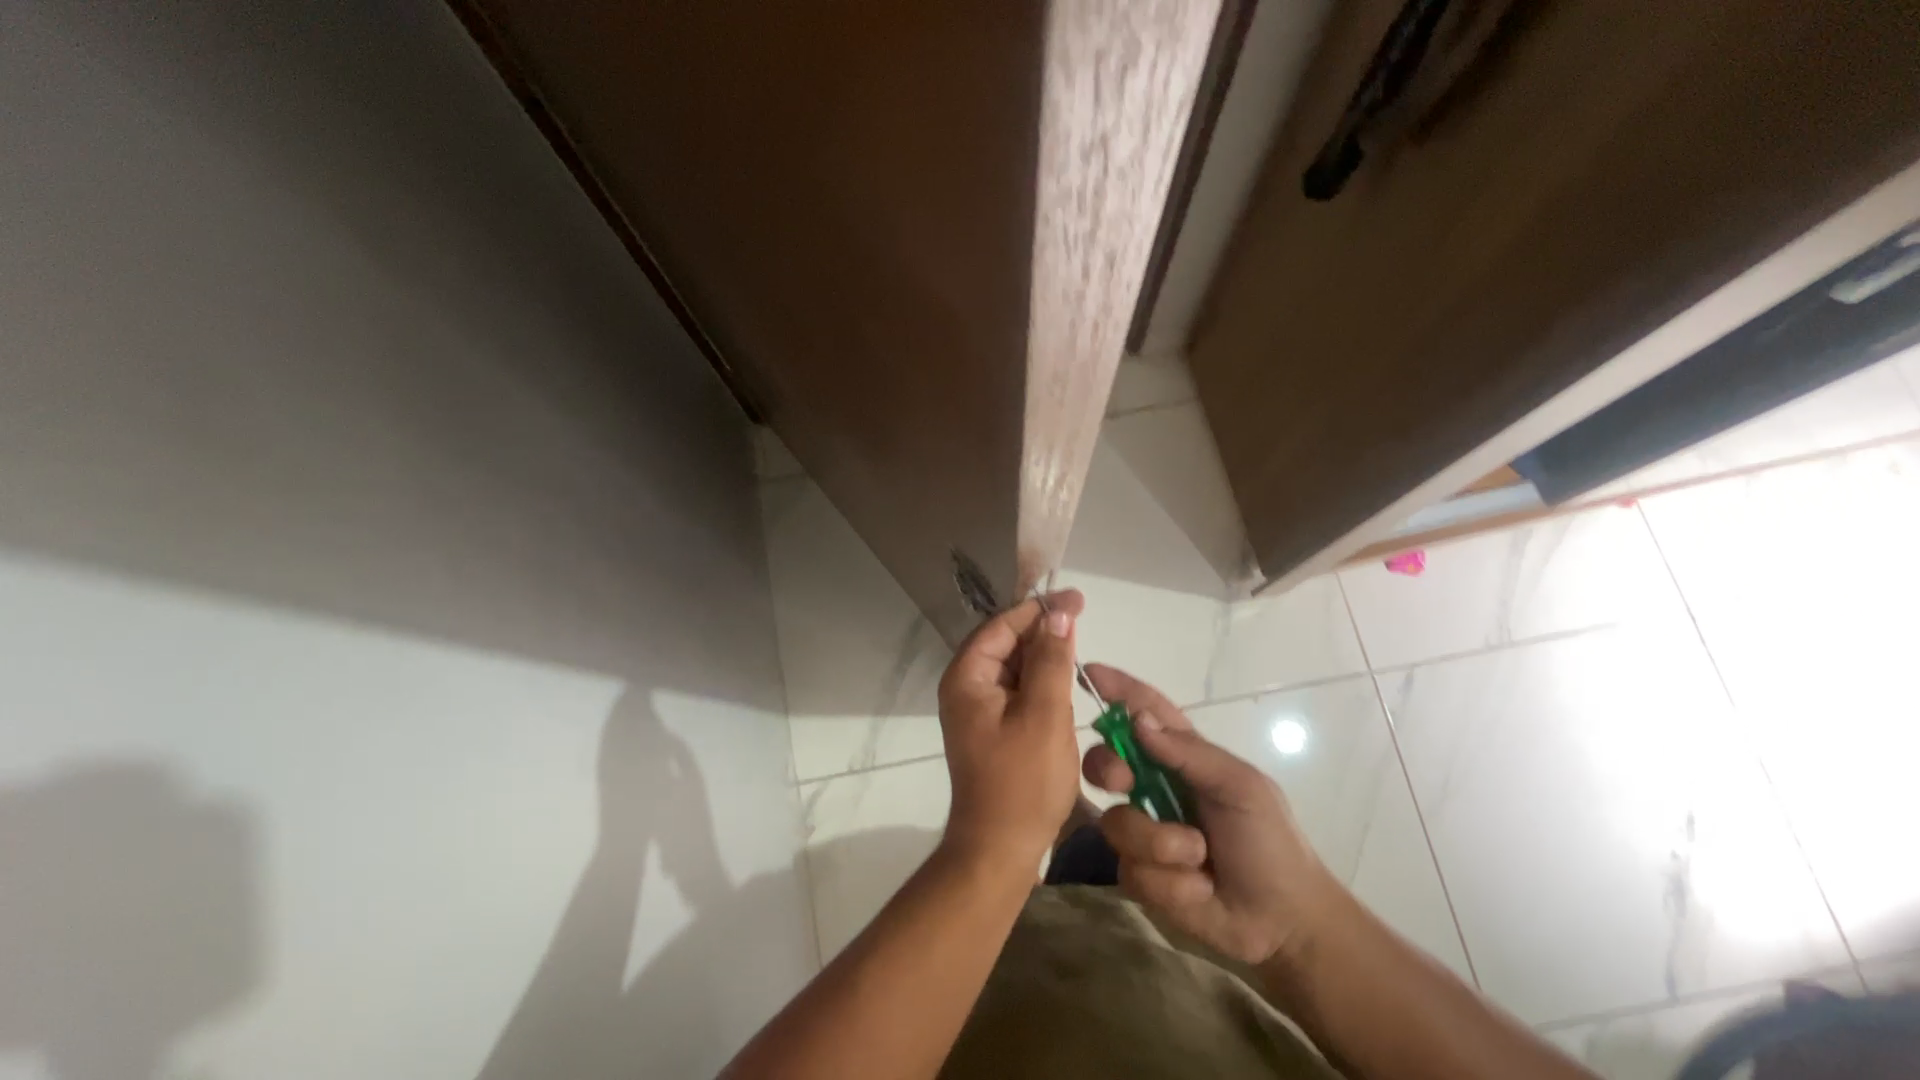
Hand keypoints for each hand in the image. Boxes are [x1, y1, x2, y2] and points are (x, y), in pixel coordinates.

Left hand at [936, 590, 1086, 875]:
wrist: (1000, 848)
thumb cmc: (1022, 780)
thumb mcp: (1044, 713)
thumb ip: (1051, 659)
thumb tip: (1058, 614)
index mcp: (967, 678)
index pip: (1002, 626)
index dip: (1039, 609)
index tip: (1078, 599)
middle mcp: (965, 689)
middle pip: (1005, 644)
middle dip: (1041, 630)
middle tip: (1082, 618)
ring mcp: (977, 712)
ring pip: (1013, 669)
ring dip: (1043, 656)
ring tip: (1078, 645)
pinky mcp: (993, 732)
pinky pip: (1017, 693)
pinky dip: (1040, 683)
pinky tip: (1065, 683)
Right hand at [1081, 664, 1346, 966]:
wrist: (1282, 922)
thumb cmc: (1270, 842)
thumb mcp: (1241, 787)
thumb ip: (1189, 753)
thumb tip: (1138, 720)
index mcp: (1183, 758)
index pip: (1144, 713)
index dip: (1116, 691)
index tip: (1086, 673)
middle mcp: (1154, 789)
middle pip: (1104, 763)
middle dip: (1108, 767)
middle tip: (1124, 781)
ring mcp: (1144, 834)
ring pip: (1116, 823)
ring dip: (1161, 844)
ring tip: (1201, 861)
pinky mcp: (1140, 876)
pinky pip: (1131, 869)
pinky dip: (1169, 882)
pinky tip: (1198, 890)